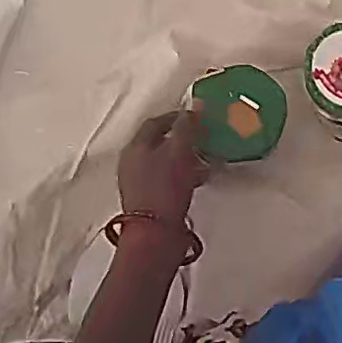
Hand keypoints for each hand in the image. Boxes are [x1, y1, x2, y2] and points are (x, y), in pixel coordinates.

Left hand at [118, 111, 207, 226]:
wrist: (156, 235)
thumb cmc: (164, 188)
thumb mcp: (179, 151)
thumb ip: (186, 127)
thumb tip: (193, 107)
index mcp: (135, 147)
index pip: (155, 122)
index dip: (176, 116)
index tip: (196, 115)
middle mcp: (134, 163)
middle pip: (160, 142)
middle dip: (184, 137)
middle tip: (203, 135)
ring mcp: (141, 183)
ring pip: (167, 161)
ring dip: (187, 157)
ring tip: (208, 158)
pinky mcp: (152, 201)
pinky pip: (171, 179)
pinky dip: (186, 174)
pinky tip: (202, 177)